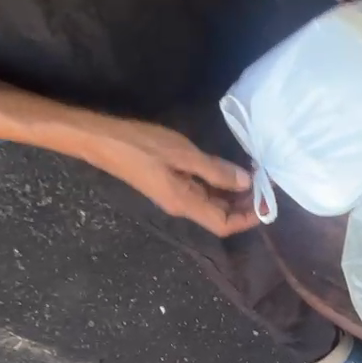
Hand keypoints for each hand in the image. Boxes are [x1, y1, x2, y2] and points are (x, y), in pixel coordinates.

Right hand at [75, 117, 258, 237]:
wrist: (95, 136)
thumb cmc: (138, 145)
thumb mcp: (182, 154)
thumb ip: (216, 171)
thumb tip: (247, 183)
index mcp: (185, 205)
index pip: (224, 225)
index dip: (248, 218)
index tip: (266, 201)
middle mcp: (182, 206)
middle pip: (222, 216)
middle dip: (245, 204)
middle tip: (264, 184)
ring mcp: (175, 195)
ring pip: (214, 203)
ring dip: (235, 193)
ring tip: (253, 176)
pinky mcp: (170, 183)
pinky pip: (202, 190)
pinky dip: (220, 184)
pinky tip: (231, 170)